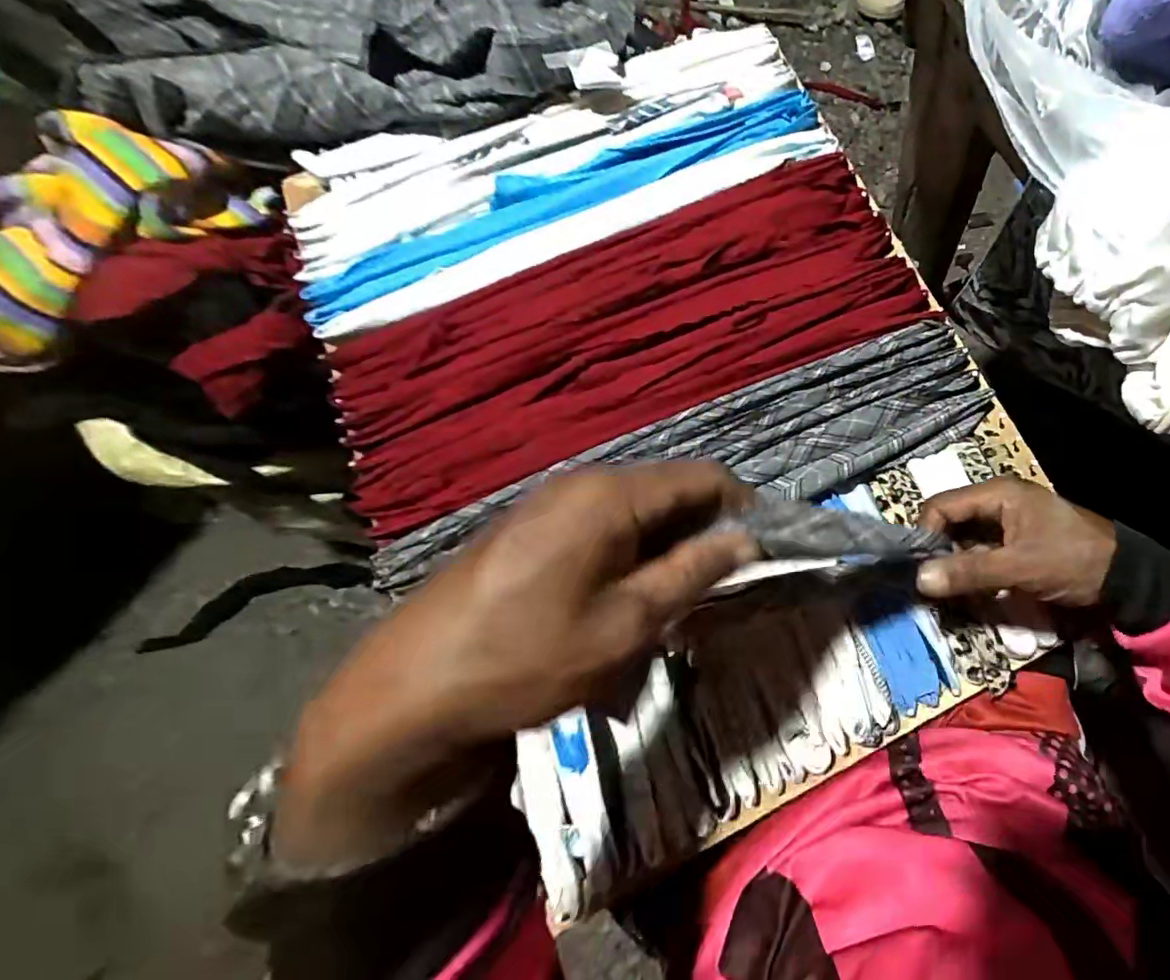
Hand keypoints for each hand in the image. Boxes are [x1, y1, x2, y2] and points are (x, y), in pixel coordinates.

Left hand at [276, 462, 757, 868]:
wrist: (407, 692)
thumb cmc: (526, 658)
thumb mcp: (626, 624)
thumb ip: (692, 572)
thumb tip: (746, 538)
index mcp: (610, 495)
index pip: (701, 477)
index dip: (741, 507)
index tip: (762, 548)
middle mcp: (582, 483)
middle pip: (668, 491)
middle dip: (703, 531)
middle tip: (721, 585)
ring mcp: (551, 502)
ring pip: (636, 511)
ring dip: (667, 547)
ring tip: (676, 600)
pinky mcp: (531, 527)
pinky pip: (602, 525)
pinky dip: (630, 552)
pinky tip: (626, 598)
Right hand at [914, 477, 1117, 606]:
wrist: (1126, 577)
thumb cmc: (1071, 561)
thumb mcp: (1018, 567)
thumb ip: (968, 572)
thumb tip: (919, 579)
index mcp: (997, 493)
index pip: (941, 506)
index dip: (926, 534)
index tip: (922, 569)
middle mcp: (998, 501)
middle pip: (951, 523)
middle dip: (940, 553)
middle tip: (936, 585)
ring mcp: (1008, 521)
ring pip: (964, 540)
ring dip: (956, 566)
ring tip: (953, 593)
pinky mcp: (1016, 541)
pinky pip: (982, 552)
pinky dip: (973, 571)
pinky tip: (972, 592)